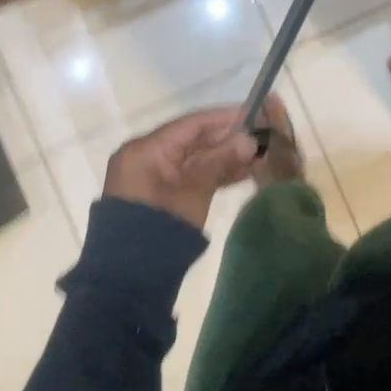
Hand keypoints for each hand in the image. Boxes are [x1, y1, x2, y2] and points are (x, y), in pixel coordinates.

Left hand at [102, 105, 259, 229]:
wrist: (129, 278)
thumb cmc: (160, 228)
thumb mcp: (194, 192)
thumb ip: (221, 161)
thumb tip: (250, 141)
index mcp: (146, 149)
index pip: (192, 124)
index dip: (225, 118)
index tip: (254, 112)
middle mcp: (144, 156)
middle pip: (192, 140)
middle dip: (227, 139)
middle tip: (261, 138)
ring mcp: (150, 177)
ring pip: (192, 159)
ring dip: (223, 158)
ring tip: (258, 157)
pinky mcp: (157, 195)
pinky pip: (187, 176)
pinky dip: (211, 174)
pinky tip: (241, 173)